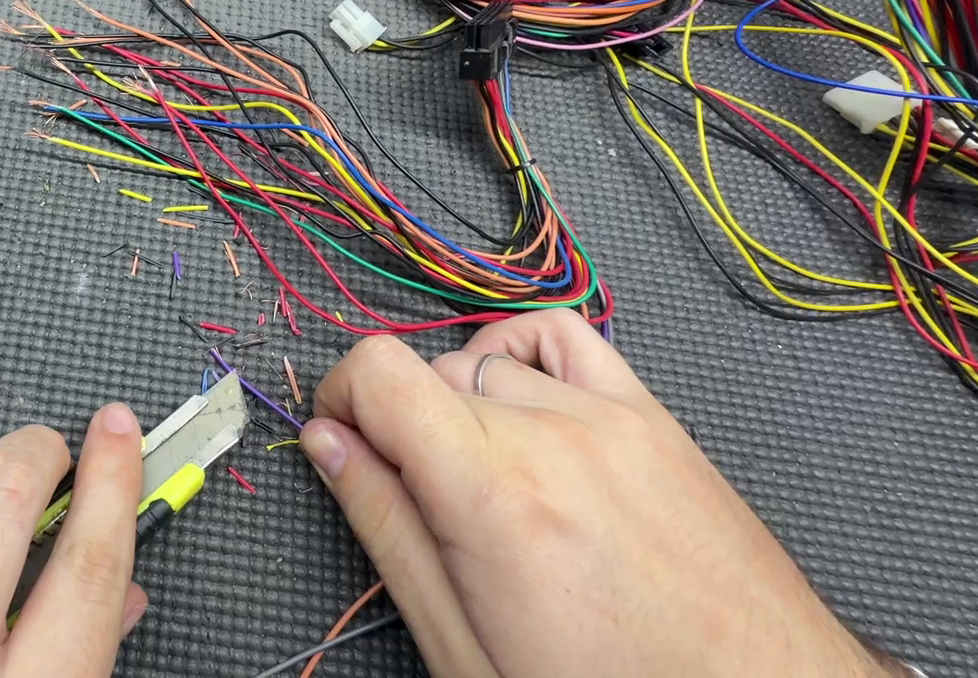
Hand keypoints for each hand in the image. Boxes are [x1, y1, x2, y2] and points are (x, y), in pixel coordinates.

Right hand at [299, 309, 904, 677]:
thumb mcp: (459, 643)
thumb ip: (383, 523)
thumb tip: (325, 438)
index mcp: (492, 492)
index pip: (377, 369)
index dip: (338, 396)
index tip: (343, 443)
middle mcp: (550, 433)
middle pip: (424, 371)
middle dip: (398, 422)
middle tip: (423, 497)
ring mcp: (609, 417)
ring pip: (481, 361)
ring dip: (457, 406)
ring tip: (482, 473)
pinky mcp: (653, 418)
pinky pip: (562, 334)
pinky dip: (519, 351)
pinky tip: (521, 401)